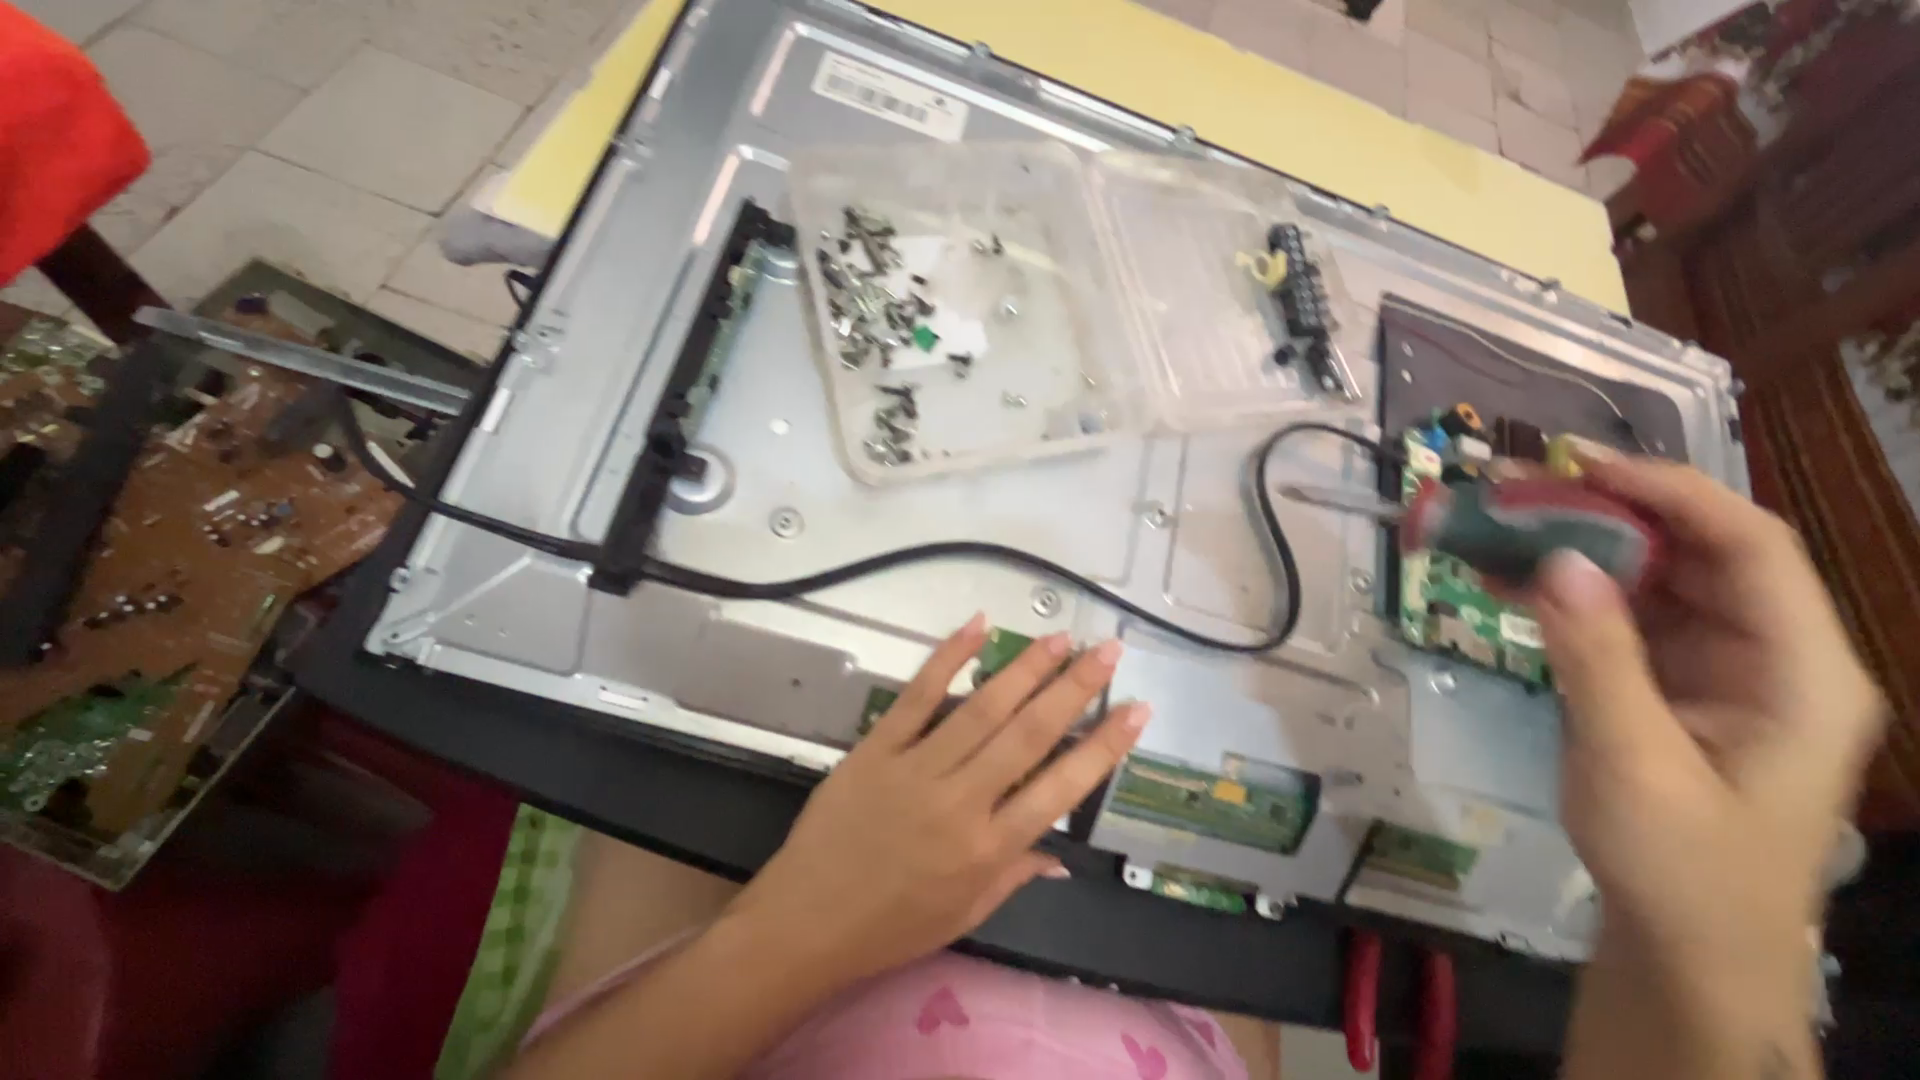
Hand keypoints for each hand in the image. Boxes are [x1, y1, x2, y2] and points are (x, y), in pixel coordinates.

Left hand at [720, 615, 1148, 987]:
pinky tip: (977, 625)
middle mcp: (960, 802)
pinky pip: (916, 697)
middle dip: (1074, 689)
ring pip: (981, 709)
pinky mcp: (876, 749)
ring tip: (1060, 639)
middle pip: (1028, 735)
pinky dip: (948, 658)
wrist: (804, 924)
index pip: (1060, 789)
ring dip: (1024, 669)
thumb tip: (1061, 854)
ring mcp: (916, 769)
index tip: (1136, 710)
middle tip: (1107, 651)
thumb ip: (1014, 875)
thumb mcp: (964, 916)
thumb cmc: (890, 928)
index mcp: (988, 849)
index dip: (1104, 747)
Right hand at [1523, 454, 1884, 954]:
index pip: (1749, 547)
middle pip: (1695, 550)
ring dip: (1573, 546)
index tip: (1578, 464)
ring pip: (1651, 576)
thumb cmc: (1680, 864)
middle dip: (1605, 510)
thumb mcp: (1632, 763)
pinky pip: (1619, 615)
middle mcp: (1769, 652)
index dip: (1669, 493)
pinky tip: (1501, 579)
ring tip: (1492, 522)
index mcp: (1801, 672)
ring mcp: (1718, 665)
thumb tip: (1555, 559)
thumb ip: (1597, 659)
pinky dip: (1563, 593)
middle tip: (1514, 485)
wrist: (1689, 943)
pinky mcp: (1671, 680)